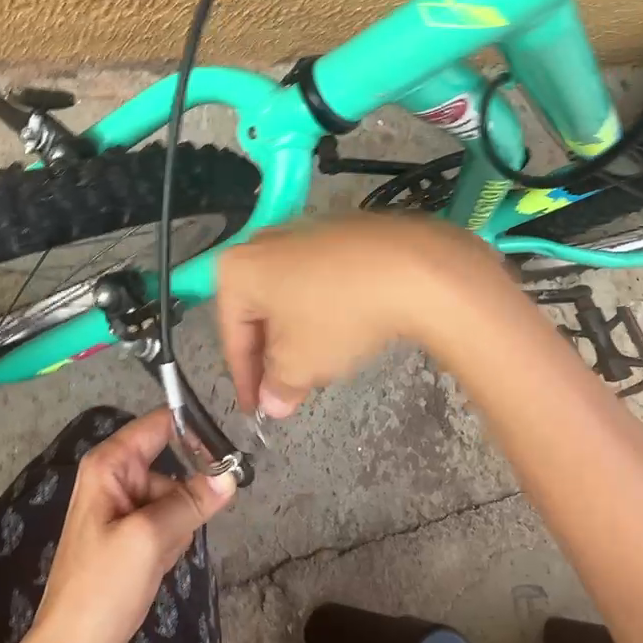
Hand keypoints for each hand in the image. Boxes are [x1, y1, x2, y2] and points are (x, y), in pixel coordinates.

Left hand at [4, 411, 237, 642]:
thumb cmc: (102, 586)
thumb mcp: (150, 538)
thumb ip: (191, 502)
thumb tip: (230, 474)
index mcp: (109, 465)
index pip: (157, 425)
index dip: (192, 431)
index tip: (228, 451)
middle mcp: (113, 479)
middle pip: (169, 466)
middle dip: (183, 496)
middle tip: (180, 525)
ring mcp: (120, 511)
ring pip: (172, 500)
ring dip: (177, 526)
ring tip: (159, 555)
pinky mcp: (129, 540)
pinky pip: (165, 526)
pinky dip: (170, 543)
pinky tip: (157, 567)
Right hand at [214, 214, 514, 416]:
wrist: (410, 268)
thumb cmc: (337, 315)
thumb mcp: (300, 363)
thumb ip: (278, 386)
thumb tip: (273, 402)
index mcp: (238, 269)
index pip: (231, 334)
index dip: (243, 379)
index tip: (255, 409)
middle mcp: (261, 243)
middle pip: (258, 311)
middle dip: (272, 355)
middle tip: (287, 391)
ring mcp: (302, 233)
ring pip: (289, 295)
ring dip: (298, 333)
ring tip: (320, 365)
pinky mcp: (339, 232)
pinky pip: (318, 278)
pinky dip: (323, 308)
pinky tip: (346, 331)